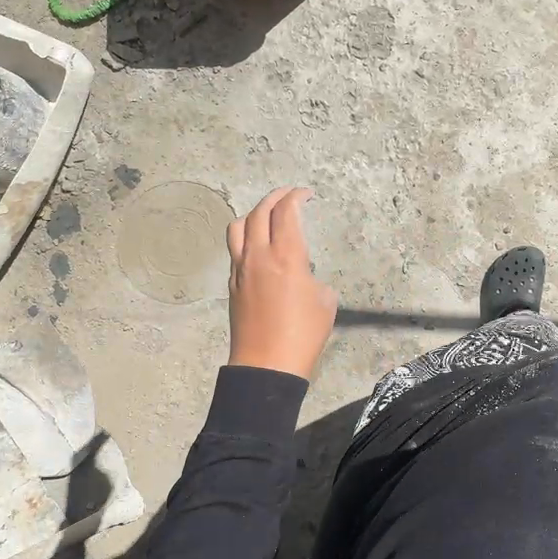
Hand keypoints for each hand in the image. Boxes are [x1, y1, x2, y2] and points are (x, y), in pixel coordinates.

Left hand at [226, 187, 337, 379]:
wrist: (267, 364)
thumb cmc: (304, 333)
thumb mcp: (325, 300)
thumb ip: (313, 276)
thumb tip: (301, 274)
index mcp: (286, 255)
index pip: (286, 212)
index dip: (296, 196)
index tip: (307, 194)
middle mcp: (259, 255)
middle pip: (260, 212)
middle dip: (276, 197)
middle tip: (290, 195)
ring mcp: (241, 269)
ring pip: (238, 227)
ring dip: (254, 213)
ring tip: (268, 214)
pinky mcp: (232, 284)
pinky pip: (236, 249)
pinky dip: (247, 237)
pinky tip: (260, 246)